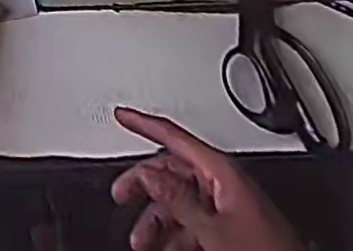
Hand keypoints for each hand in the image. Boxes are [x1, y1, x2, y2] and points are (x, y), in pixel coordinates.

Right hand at [111, 108, 301, 250]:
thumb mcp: (214, 230)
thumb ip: (178, 199)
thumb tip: (149, 175)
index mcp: (220, 171)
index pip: (173, 135)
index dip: (143, 123)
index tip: (122, 115)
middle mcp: (222, 182)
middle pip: (171, 172)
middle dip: (144, 186)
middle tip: (122, 195)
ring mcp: (226, 204)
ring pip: (179, 201)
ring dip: (158, 220)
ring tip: (142, 239)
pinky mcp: (230, 226)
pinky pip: (193, 221)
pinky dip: (176, 234)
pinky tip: (166, 247)